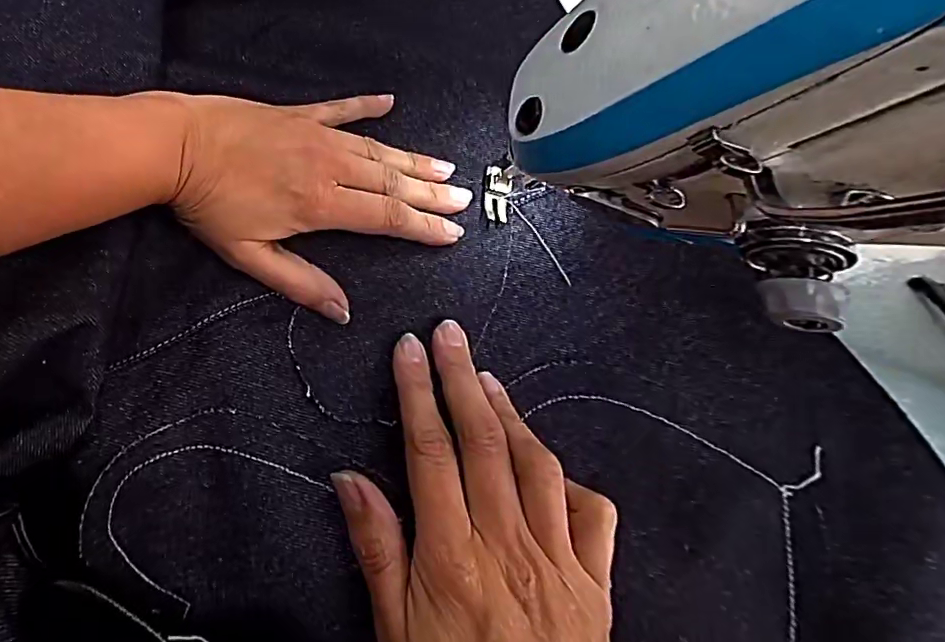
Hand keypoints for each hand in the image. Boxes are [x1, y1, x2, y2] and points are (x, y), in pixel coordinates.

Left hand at [157, 93, 469, 323]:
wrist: (178, 145)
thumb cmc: (209, 203)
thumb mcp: (248, 255)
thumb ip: (299, 282)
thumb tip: (342, 311)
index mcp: (320, 204)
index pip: (385, 217)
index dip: (422, 226)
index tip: (452, 231)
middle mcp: (328, 166)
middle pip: (391, 182)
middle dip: (431, 193)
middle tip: (463, 198)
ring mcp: (317, 135)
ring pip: (377, 149)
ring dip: (412, 159)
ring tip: (444, 167)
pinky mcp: (300, 114)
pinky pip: (342, 108)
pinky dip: (367, 106)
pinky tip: (389, 102)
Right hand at [332, 320, 615, 641]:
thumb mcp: (395, 633)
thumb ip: (377, 550)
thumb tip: (349, 478)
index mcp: (454, 561)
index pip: (430, 451)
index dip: (417, 393)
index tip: (408, 349)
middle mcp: (508, 549)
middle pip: (483, 441)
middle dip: (461, 378)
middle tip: (449, 333)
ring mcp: (559, 564)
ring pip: (536, 464)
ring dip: (509, 412)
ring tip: (485, 376)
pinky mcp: (596, 586)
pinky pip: (594, 514)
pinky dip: (572, 479)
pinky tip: (548, 462)